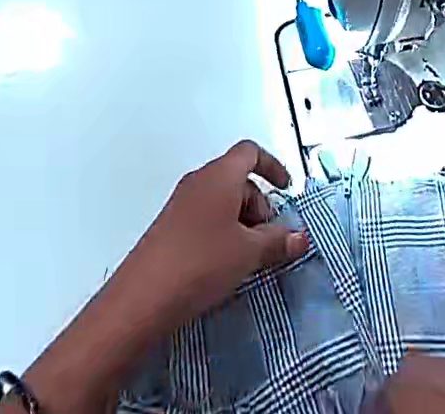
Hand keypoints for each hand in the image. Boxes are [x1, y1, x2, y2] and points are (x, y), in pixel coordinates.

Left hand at [108, 139, 310, 331]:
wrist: (146, 292)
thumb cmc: (202, 260)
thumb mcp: (248, 252)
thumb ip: (277, 241)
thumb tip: (298, 236)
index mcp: (219, 175)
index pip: (249, 152)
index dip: (272, 165)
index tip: (286, 189)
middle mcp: (200, 180)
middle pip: (238, 178)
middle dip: (260, 205)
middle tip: (271, 240)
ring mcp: (183, 201)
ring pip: (223, 199)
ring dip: (244, 221)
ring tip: (251, 257)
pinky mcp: (173, 224)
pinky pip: (207, 215)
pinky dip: (225, 230)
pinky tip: (228, 263)